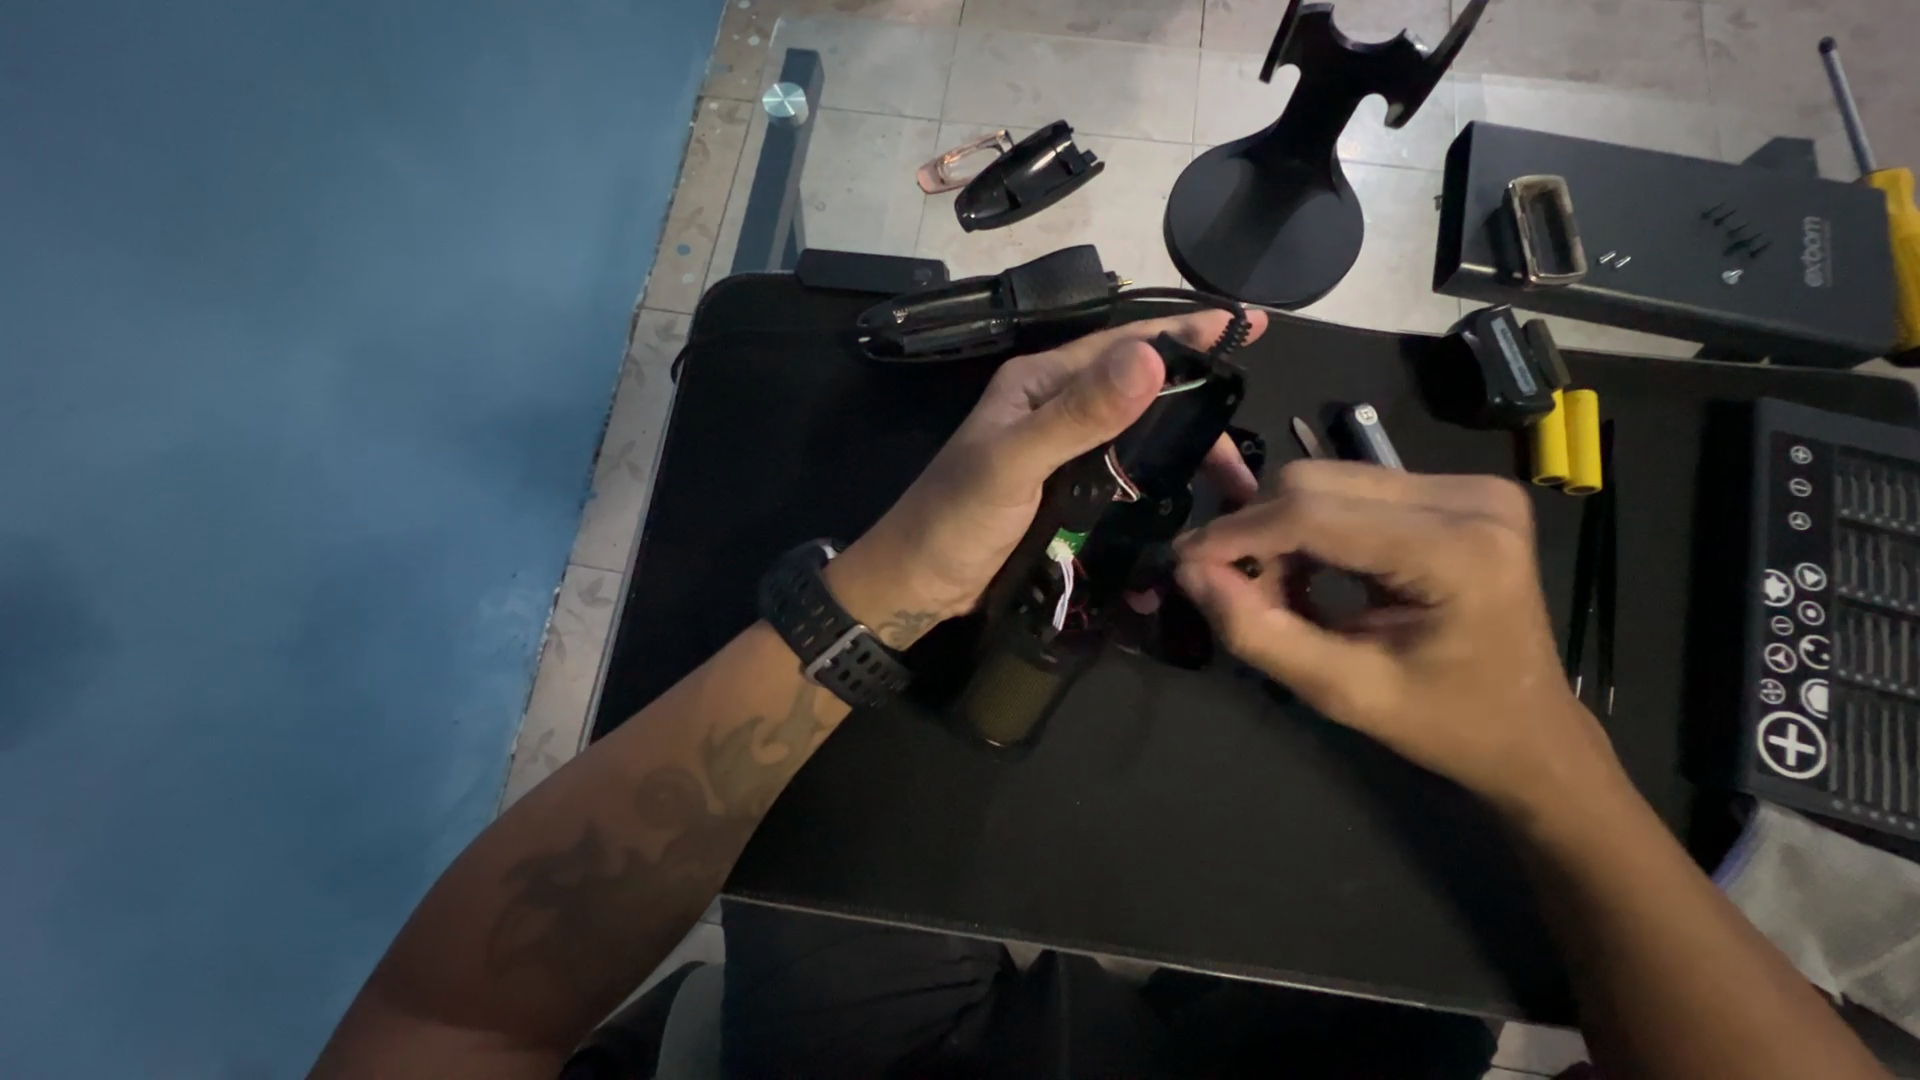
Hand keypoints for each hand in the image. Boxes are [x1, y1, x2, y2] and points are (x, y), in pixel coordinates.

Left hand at [827, 308, 1267, 647]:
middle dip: (1193, 410)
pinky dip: (1153, 490)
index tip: (1245, 326)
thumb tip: (1152, 356)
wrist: (915, 585)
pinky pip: (1120, 481)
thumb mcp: (1013, 461)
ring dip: (1179, 455)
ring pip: (1134, 440)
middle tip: (1243, 448)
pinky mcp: (1062, 496)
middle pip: (1138, 395)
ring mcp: (1059, 456)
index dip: (1182, 335)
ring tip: (1230, 485)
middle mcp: (1053, 410)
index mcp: (1039, 384)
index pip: (1121, 346)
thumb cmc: (953, 518)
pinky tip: (1184, 507)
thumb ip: (1079, 414)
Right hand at [1174, 462, 1620, 817]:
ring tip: (1277, 589)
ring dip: (1280, 528)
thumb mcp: (1342, 693)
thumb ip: (1259, 632)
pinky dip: (1311, 526)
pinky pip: (1350, 488)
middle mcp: (1468, 498)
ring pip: (1326, 479)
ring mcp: (1468, 487)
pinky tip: (1312, 572)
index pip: (1312, 512)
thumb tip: (1189, 573)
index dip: (1235, 533)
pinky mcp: (1457, 490)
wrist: (1531, 732)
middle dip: (1257, 532)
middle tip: (1238, 590)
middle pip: (1315, 481)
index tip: (1182, 563)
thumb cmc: (1444, 724)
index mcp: (1456, 551)